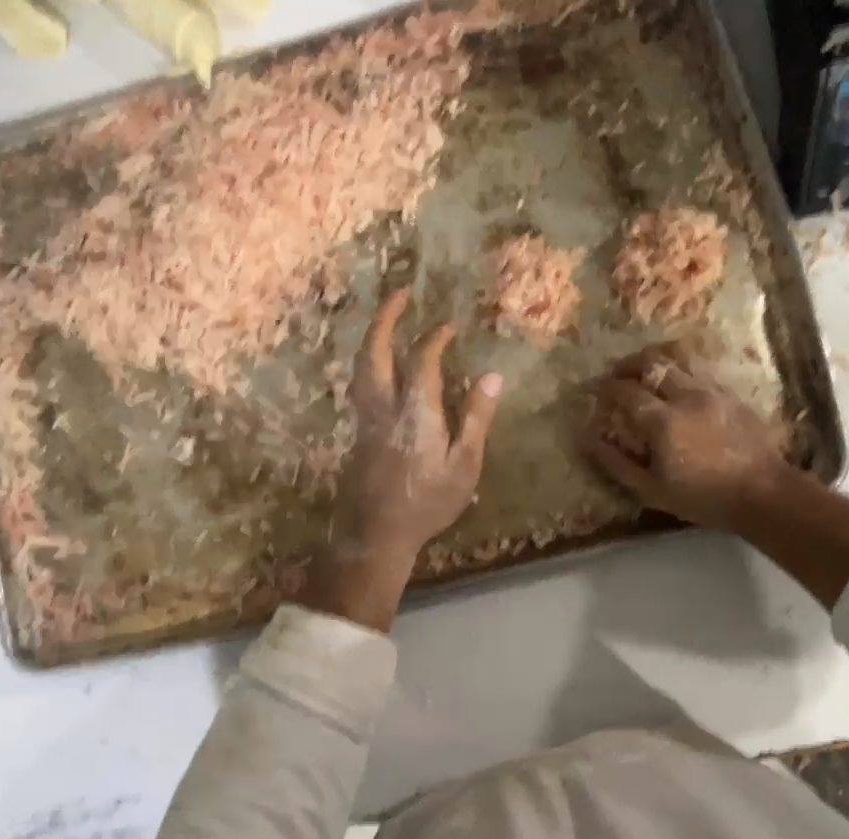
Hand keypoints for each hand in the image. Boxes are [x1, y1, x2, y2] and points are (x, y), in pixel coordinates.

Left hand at [300, 289, 503, 630]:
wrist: (376, 533)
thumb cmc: (427, 504)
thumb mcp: (464, 466)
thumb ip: (476, 419)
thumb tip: (492, 376)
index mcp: (415, 411)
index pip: (422, 360)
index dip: (435, 338)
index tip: (449, 326)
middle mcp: (383, 407)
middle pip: (376, 351)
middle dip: (386, 319)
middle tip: (400, 295)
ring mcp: (365, 420)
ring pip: (361, 368)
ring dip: (372, 339)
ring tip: (386, 324)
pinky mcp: (357, 434)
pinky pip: (359, 386)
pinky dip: (369, 365)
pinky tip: (379, 369)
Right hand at [584, 344, 789, 535]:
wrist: (763, 492)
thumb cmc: (702, 497)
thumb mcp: (651, 490)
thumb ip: (616, 463)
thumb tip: (588, 440)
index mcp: (663, 421)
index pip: (626, 391)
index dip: (605, 388)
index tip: (593, 390)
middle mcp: (686, 396)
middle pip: (652, 362)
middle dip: (628, 364)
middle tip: (616, 374)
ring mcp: (713, 390)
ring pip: (680, 355)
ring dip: (656, 356)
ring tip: (645, 366)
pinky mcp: (732, 392)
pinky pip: (701, 366)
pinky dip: (682, 364)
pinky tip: (677, 378)